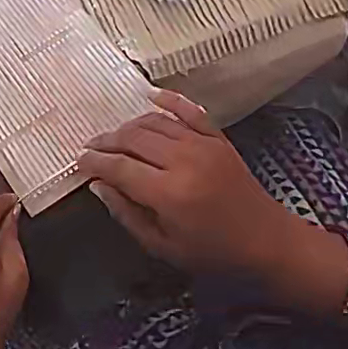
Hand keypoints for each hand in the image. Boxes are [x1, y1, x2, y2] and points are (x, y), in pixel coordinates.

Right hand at [77, 91, 309, 279]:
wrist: (267, 241)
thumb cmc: (212, 251)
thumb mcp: (161, 246)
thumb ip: (126, 214)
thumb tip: (99, 186)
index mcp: (168, 193)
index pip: (119, 167)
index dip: (94, 162)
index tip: (79, 163)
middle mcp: (184, 161)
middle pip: (133, 138)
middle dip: (106, 141)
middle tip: (91, 149)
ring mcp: (203, 145)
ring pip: (154, 123)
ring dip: (128, 126)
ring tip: (113, 137)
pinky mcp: (217, 139)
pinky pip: (189, 111)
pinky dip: (168, 101)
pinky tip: (149, 96)